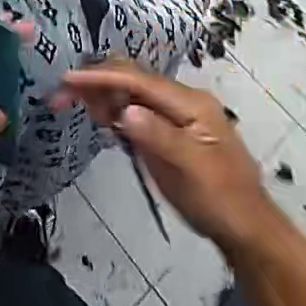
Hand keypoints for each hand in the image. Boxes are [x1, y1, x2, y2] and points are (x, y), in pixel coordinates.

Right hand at [59, 62, 289, 256]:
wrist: (245, 227)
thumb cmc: (222, 199)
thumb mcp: (192, 170)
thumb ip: (159, 137)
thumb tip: (125, 111)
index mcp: (191, 103)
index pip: (139, 81)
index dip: (102, 77)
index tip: (67, 81)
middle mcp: (181, 101)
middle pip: (132, 79)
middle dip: (96, 81)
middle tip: (60, 97)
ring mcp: (173, 114)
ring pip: (130, 92)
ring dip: (101, 93)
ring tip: (72, 105)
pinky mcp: (165, 130)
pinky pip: (134, 108)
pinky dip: (112, 107)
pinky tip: (97, 115)